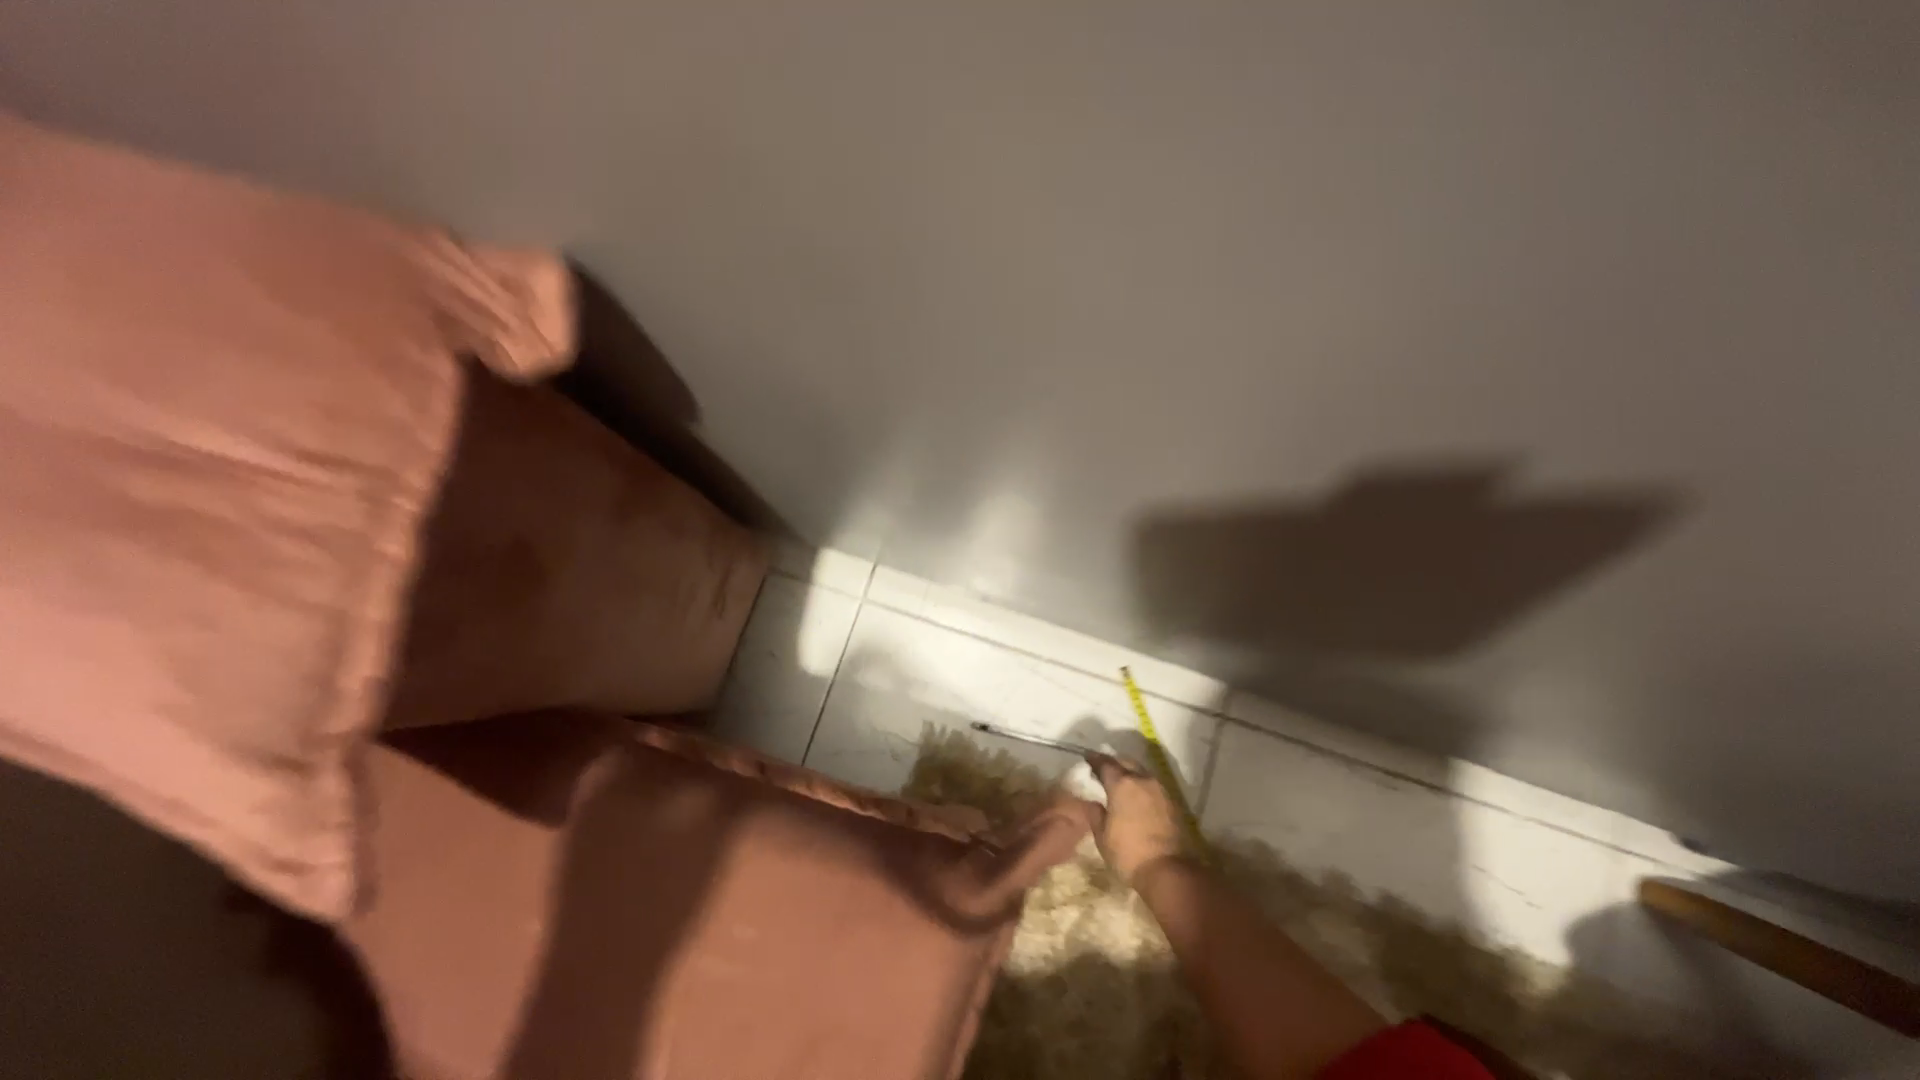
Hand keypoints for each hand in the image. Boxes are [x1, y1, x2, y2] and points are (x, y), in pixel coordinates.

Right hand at [1085, 753, 1185, 886]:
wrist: (1167, 870)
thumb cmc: (1128, 853)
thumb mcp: (1102, 836)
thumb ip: (1096, 814)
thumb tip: (1094, 803)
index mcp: (1121, 784)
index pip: (1105, 764)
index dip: (1095, 759)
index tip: (1087, 757)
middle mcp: (1142, 780)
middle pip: (1126, 762)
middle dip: (1114, 762)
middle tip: (1104, 768)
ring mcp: (1160, 790)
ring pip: (1142, 772)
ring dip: (1130, 773)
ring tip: (1121, 782)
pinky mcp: (1173, 803)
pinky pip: (1153, 785)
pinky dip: (1142, 786)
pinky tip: (1137, 796)